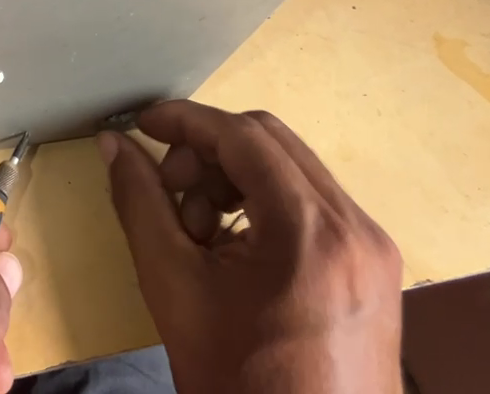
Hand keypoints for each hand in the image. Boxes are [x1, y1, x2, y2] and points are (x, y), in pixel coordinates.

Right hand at [98, 102, 402, 393]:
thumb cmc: (235, 379)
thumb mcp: (171, 283)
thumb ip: (139, 200)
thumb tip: (113, 142)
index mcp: (311, 229)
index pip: (242, 136)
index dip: (184, 121)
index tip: (141, 126)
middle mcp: (357, 227)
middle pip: (270, 141)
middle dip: (208, 150)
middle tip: (170, 189)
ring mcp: (375, 250)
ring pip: (291, 169)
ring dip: (234, 177)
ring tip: (199, 230)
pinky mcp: (376, 272)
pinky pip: (311, 204)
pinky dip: (263, 204)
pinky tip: (233, 249)